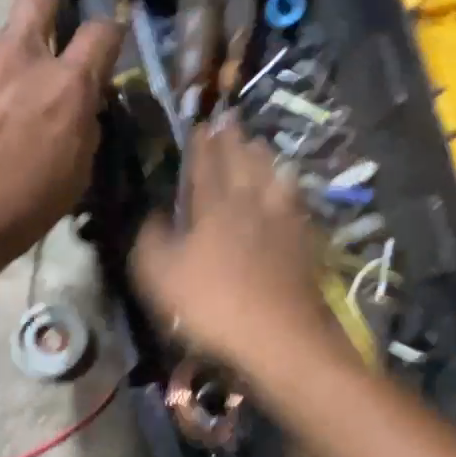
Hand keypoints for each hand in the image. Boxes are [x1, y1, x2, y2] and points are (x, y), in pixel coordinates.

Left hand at [0, 0, 123, 287]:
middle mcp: (15, 55)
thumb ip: (78, 128)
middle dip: (43, 7)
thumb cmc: (8, 217)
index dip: (105, 33)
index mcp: (65, 86)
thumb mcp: (70, 180)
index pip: (102, 32)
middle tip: (30, 42)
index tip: (98, 43)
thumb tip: (74, 107)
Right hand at [129, 118, 348, 377]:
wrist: (280, 336)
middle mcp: (249, 203)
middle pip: (243, 162)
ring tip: (258, 143)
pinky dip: (288, 186)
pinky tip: (288, 187)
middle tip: (230, 120)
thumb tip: (155, 213)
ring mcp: (282, 220)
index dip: (202, 144)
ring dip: (263, 156)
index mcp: (213, 206)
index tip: (201, 124)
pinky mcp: (304, 242)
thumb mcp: (159, 276)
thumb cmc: (212, 306)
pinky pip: (295, 201)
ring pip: (272, 176)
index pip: (206, 164)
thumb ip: (151, 238)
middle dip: (234, 139)